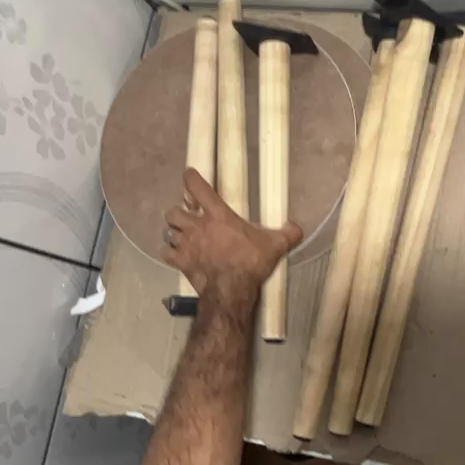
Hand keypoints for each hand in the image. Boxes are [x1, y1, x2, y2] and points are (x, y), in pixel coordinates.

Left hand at [163, 169, 302, 309]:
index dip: (190, 178)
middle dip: (178, 212)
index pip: (197, 188)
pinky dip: (169, 252)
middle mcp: (197, 225)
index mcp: (217, 214)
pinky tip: (175, 255)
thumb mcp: (274, 245)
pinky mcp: (180, 262)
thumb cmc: (250, 261)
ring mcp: (186, 244)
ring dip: (173, 232)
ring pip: (168, 231)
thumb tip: (298, 228)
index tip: (188, 175)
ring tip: (181, 236)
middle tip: (188, 217)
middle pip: (174, 211)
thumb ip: (287, 234)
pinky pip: (166, 253)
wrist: (231, 289)